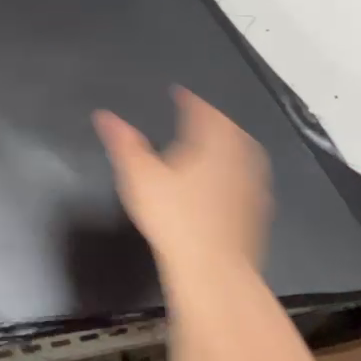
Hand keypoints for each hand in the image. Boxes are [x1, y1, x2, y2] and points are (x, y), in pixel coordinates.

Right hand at [93, 88, 271, 274]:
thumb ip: (123, 143)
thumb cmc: (173, 215)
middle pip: (233, 133)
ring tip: (216, 142)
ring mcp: (252, 189)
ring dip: (232, 143)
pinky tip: (226, 180)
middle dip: (217, 121)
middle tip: (201, 115)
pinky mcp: (255, 213)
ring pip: (247, 156)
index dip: (192, 102)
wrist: (213, 267)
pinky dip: (237, 168)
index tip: (181, 93)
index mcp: (212, 148)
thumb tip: (104, 115)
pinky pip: (249, 178)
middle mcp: (239, 163)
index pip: (206, 115)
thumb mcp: (138, 175)